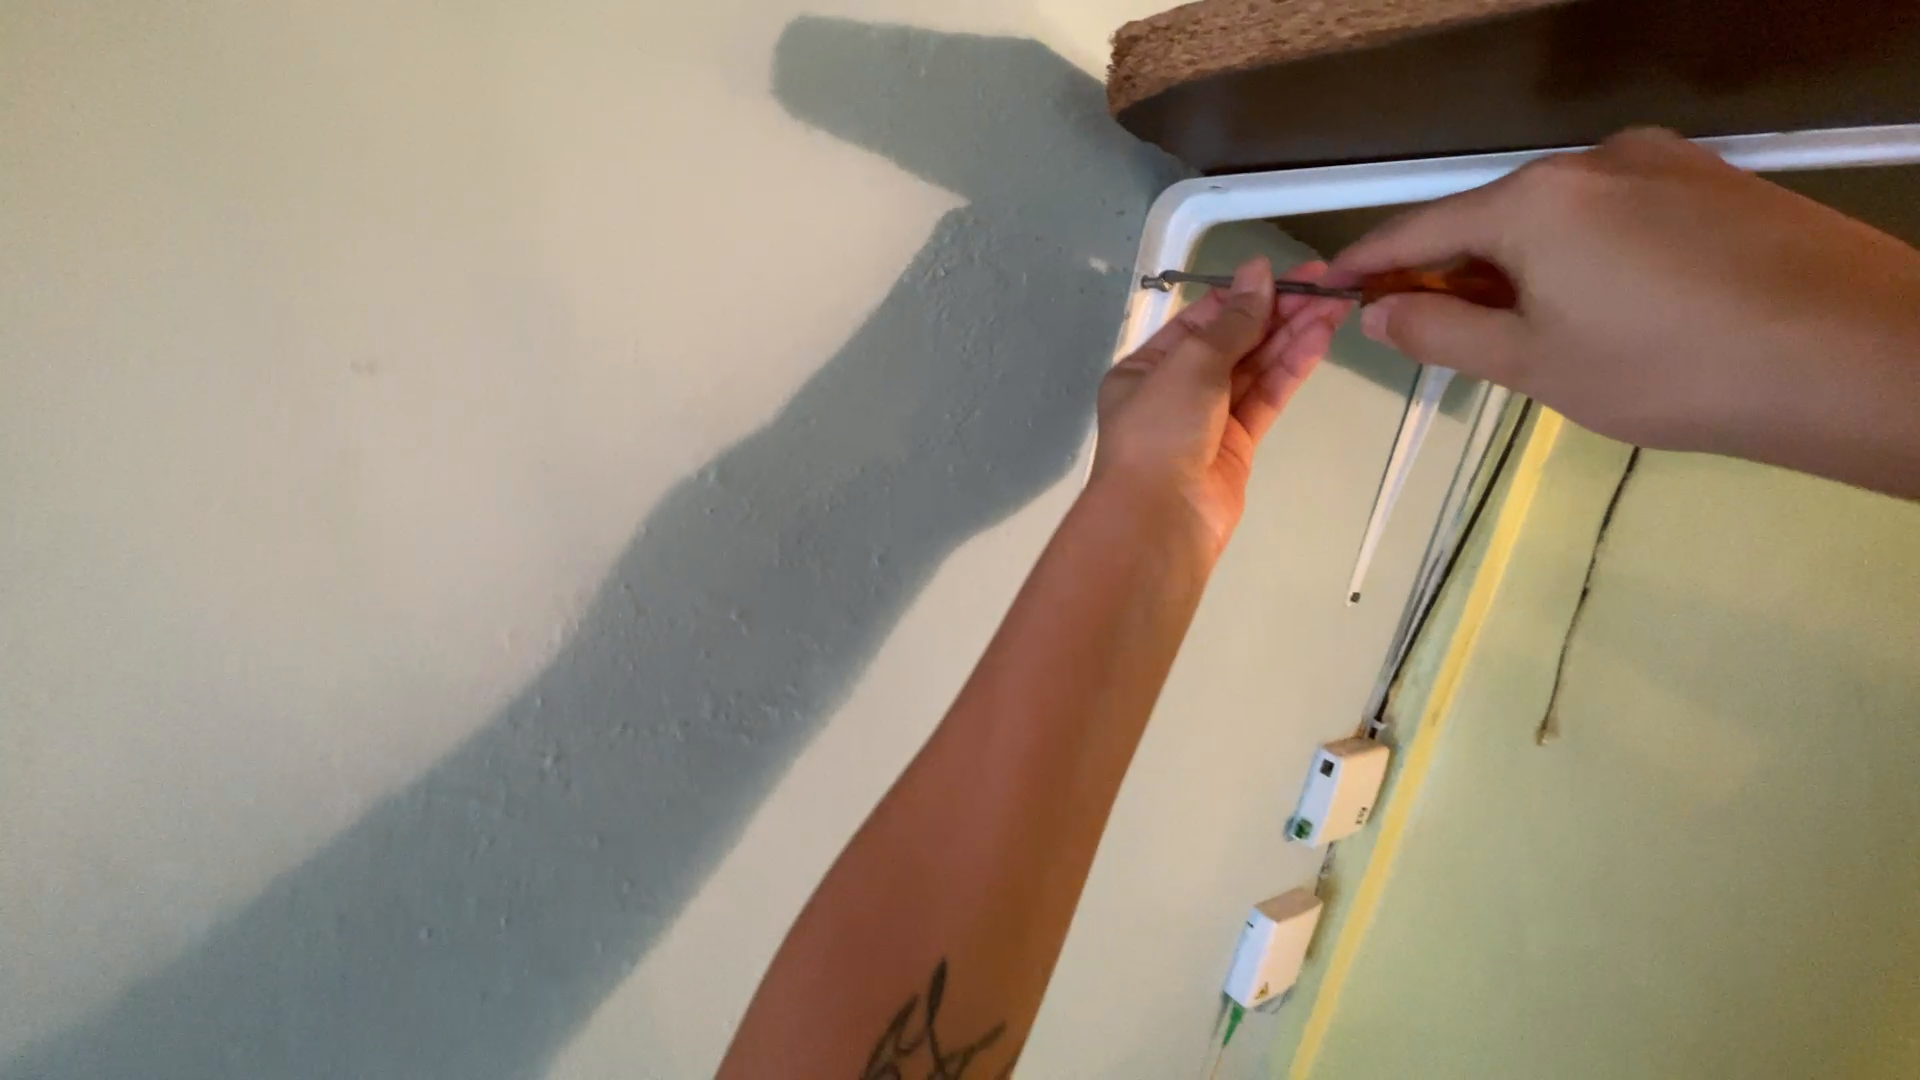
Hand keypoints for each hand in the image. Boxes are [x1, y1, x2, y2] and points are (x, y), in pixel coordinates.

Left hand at [1091, 256, 1347, 553]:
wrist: (1161, 517)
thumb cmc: (1161, 430)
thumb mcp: (1190, 363)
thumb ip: (1231, 321)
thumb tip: (1258, 271)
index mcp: (1144, 369)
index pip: (1199, 322)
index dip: (1244, 296)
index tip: (1289, 274)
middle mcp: (1173, 392)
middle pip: (1231, 343)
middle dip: (1276, 313)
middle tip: (1329, 283)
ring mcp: (1206, 421)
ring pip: (1253, 369)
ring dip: (1292, 336)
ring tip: (1337, 305)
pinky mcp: (1236, 446)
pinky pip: (1265, 398)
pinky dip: (1290, 370)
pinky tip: (1320, 339)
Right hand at [1334, 128, 1919, 495]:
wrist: (1857, 358)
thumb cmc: (1661, 367)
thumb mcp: (1526, 361)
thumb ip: (1437, 330)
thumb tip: (1376, 312)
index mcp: (1533, 201)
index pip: (1416, 230)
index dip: (1365, 263)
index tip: (1327, 286)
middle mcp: (1590, 161)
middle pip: (1480, 218)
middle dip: (1440, 271)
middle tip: (1422, 328)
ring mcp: (1657, 163)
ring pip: (1542, 217)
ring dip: (1502, 266)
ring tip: (1509, 328)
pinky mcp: (1706, 181)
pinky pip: (1600, 213)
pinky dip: (1561, 255)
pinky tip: (1580, 303)